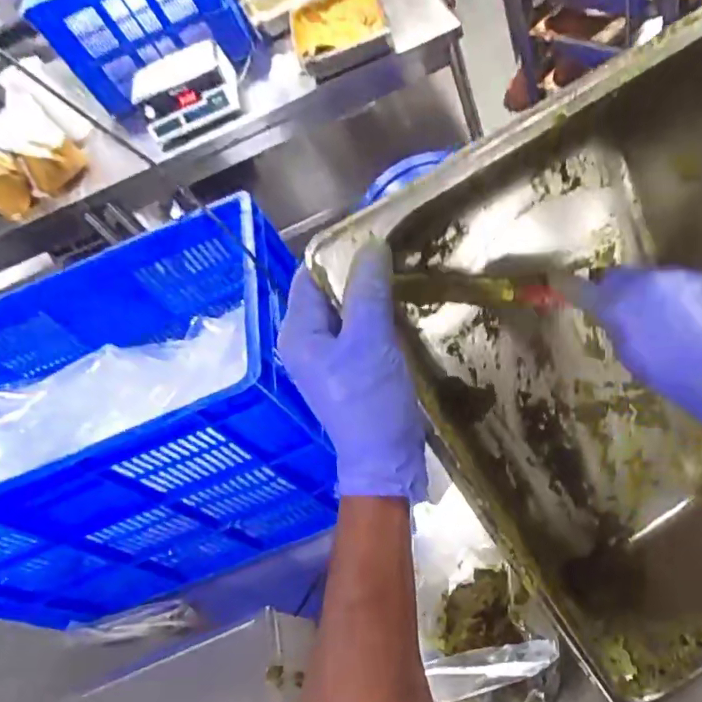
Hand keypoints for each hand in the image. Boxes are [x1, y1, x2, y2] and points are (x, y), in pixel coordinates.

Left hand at [278, 242, 427, 500]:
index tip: (376, 240)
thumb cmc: (372, 400)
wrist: (386, 461)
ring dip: (374, 302)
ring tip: (403, 285)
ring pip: (350, 317)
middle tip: (396, 260)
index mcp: (298, 332)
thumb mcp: (370, 340)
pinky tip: (402, 320)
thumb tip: (371, 244)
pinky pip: (362, 338)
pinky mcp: (353, 376)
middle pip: (331, 295)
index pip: (310, 276)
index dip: (339, 254)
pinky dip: (379, 325)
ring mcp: (330, 362)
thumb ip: (368, 290)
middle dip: (360, 277)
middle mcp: (307, 344)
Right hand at [584, 267, 701, 423]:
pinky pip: (676, 282)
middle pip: (619, 277)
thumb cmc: (664, 372)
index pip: (583, 289)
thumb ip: (616, 326)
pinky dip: (674, 296)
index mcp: (616, 306)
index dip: (569, 286)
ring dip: (649, 293)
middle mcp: (640, 283)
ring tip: (662, 319)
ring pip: (650, 278)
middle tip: (624, 308)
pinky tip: (685, 318)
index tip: (559, 281)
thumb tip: (615, 314)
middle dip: (618, 289)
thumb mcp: (628, 354)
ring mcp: (670, 276)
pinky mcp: (695, 277)